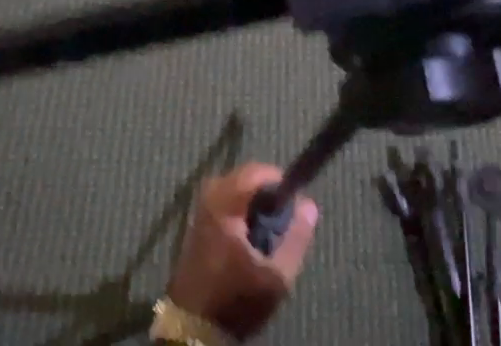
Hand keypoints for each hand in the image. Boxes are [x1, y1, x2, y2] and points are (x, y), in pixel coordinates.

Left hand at [165, 164, 318, 340]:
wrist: (191, 331)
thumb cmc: (235, 300)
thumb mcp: (276, 276)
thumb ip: (296, 237)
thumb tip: (309, 204)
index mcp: (225, 205)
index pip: (256, 171)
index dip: (279, 181)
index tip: (293, 202)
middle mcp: (208, 201)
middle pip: (243, 178)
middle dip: (265, 193)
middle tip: (281, 218)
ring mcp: (197, 214)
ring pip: (231, 191)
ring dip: (251, 204)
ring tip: (266, 230)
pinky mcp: (193, 229)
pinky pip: (221, 204)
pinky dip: (237, 213)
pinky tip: (246, 239)